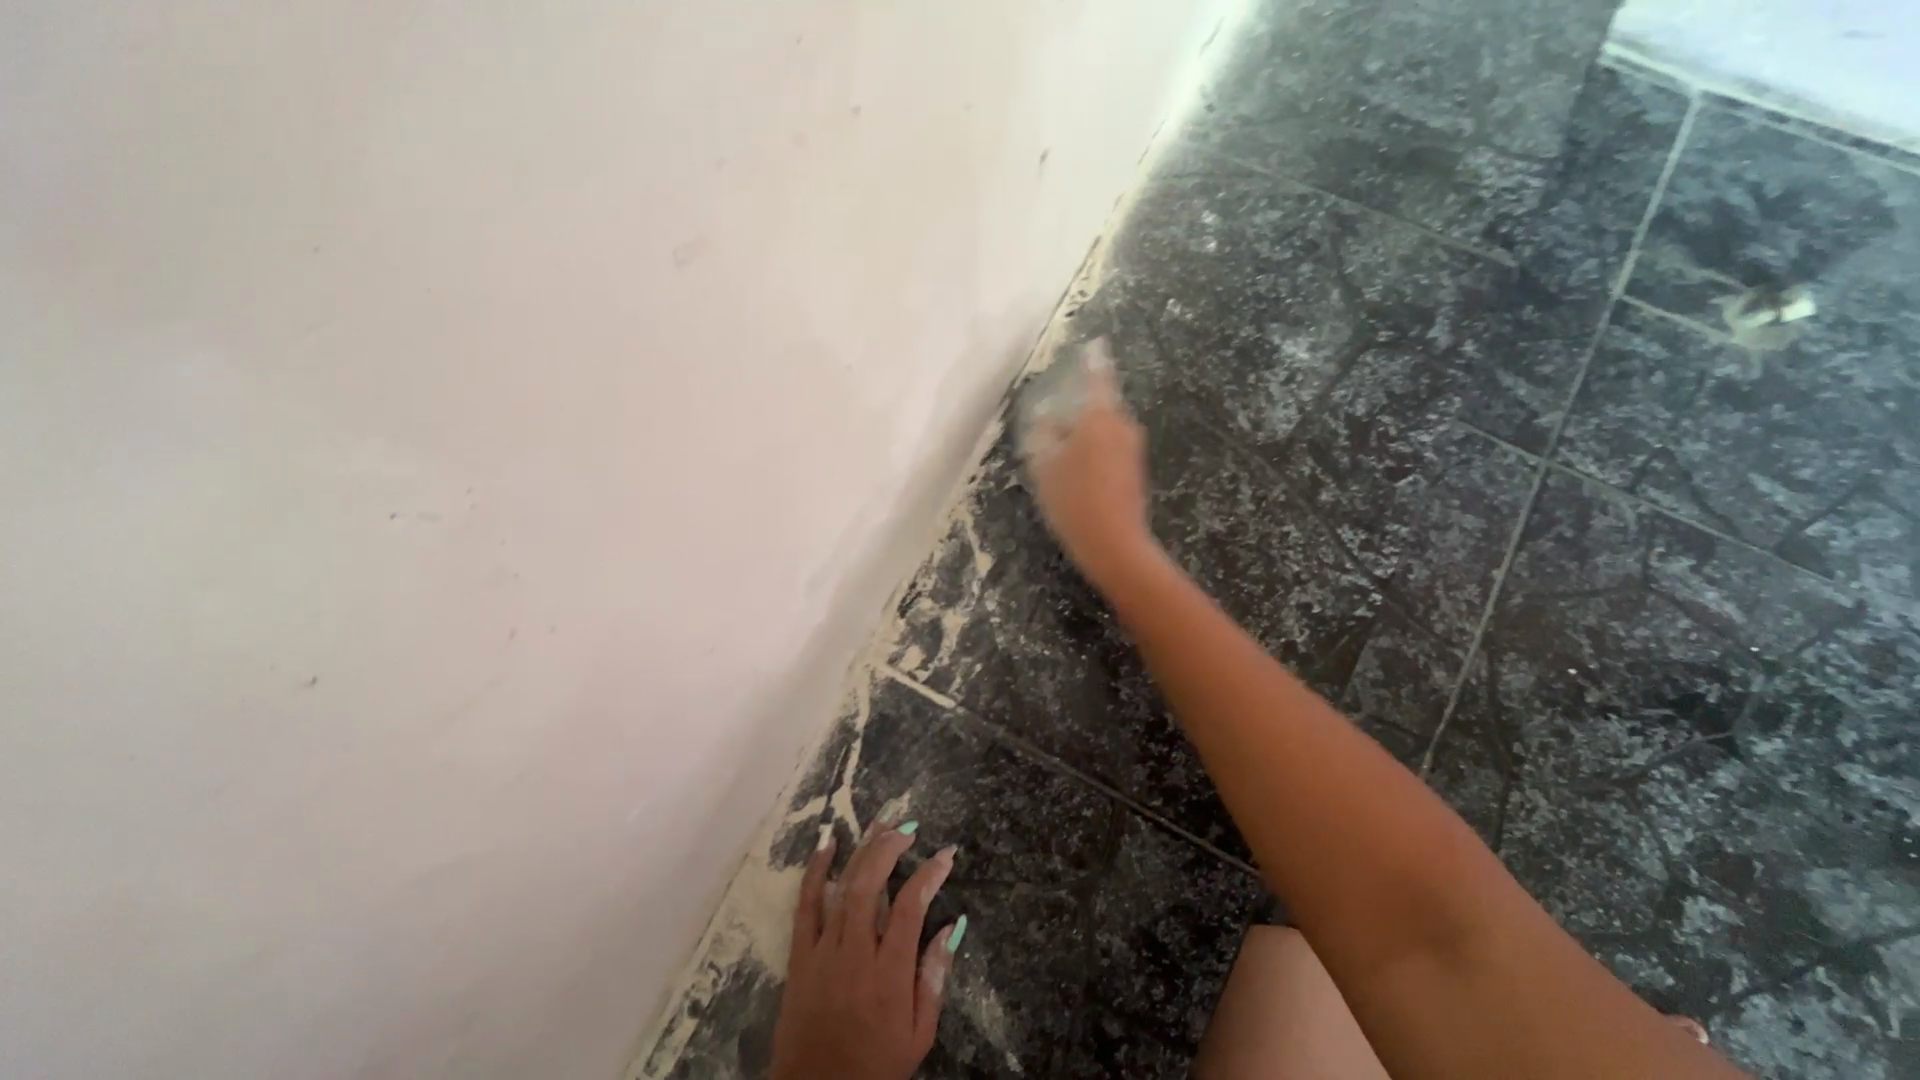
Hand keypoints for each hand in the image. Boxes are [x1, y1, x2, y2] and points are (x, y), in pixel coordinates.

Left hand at [769, 822, 963, 1079]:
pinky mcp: (800, 954)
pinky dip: (815, 871)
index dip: (930, 874)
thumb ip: (934, 977)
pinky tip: (827, 845)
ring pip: (842, 887)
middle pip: (872, 884)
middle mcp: (856, 952)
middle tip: (907, 826)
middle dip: (890, 848)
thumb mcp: (920, 1033)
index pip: (912, 907)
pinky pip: (805, 904)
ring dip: (862, 850)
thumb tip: (950, 927)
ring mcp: (824, 950)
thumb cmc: (876, 1064)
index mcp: (890, 973)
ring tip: (880, 823)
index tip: (946, 854)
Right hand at [1022, 338, 1161, 587]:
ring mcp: (1133, 449)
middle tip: (1052, 429)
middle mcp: (1122, 426)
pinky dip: (1093, 453)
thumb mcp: (1044, 466)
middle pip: (1098, 408)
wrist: (1114, 543)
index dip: (1094, 360)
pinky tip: (1077, 476)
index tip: (1097, 342)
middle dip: (1078, 413)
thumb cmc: (1074, 500)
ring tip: (1060, 458)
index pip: (1097, 378)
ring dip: (1085, 436)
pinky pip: (1110, 449)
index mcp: (1099, 417)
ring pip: (1104, 430)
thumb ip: (1044, 435)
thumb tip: (1047, 420)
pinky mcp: (1135, 470)